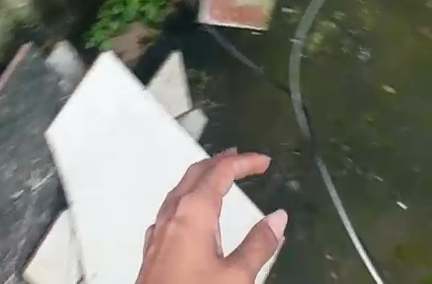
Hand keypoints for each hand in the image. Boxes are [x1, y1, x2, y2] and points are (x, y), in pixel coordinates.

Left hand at [136, 149, 288, 283]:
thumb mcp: (236, 278)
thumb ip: (258, 245)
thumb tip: (278, 217)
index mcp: (194, 211)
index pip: (222, 171)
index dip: (245, 162)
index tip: (264, 161)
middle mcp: (174, 212)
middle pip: (198, 172)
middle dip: (221, 162)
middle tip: (242, 160)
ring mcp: (159, 229)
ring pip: (182, 188)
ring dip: (203, 177)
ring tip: (220, 178)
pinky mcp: (153, 248)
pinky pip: (171, 207)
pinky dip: (188, 197)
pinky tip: (191, 214)